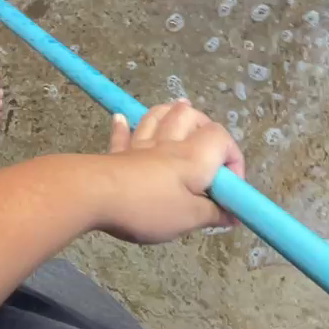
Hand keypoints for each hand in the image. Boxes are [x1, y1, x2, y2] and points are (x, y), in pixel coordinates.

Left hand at [94, 99, 245, 243]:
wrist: (95, 193)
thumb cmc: (148, 206)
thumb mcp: (189, 219)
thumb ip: (212, 213)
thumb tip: (232, 214)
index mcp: (193, 157)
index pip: (220, 137)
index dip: (233, 157)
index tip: (230, 187)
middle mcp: (168, 144)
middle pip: (187, 115)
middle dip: (203, 124)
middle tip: (211, 147)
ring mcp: (140, 146)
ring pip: (156, 117)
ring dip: (169, 112)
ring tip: (180, 109)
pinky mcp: (117, 153)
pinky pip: (123, 134)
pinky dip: (124, 126)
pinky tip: (121, 119)